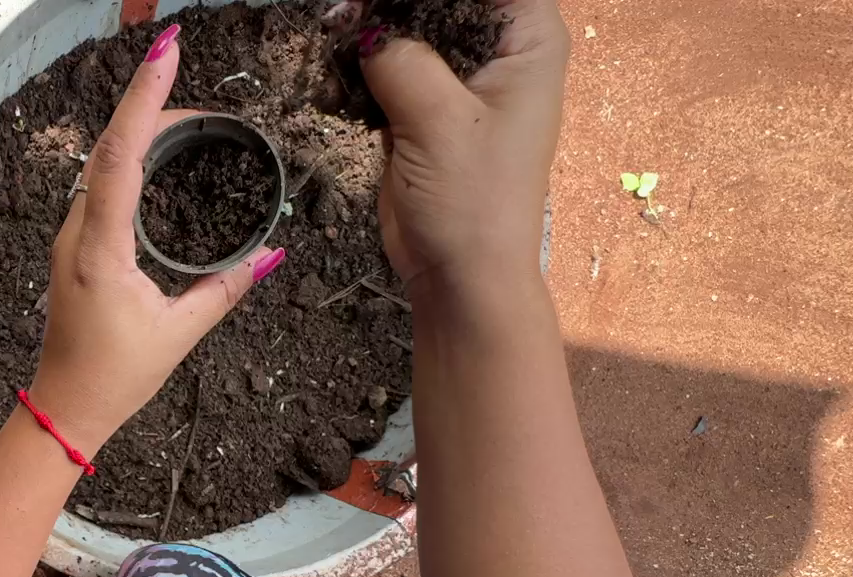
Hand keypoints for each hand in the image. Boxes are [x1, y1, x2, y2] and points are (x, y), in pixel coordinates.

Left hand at [25, 24, 284, 454]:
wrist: (64, 409)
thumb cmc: (113, 379)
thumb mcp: (177, 335)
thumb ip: (223, 290)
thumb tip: (270, 256)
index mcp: (99, 252)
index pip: (120, 156)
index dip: (145, 99)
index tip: (167, 50)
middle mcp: (75, 237)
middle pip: (107, 150)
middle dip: (149, 108)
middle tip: (192, 85)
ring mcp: (68, 243)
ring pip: (98, 168)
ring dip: (136, 134)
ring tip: (183, 117)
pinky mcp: (71, 253)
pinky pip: (96, 191)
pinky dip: (125, 164)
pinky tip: (152, 162)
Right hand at [353, 0, 568, 289]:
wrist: (458, 273)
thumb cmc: (470, 196)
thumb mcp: (440, 120)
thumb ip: (402, 62)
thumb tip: (363, 29)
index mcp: (524, 38)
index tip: (372, 1)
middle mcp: (492, 55)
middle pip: (435, 7)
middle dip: (387, 12)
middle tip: (341, 16)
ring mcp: (452, 89)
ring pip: (404, 42)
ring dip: (365, 43)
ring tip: (328, 42)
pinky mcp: (418, 121)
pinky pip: (385, 82)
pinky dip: (358, 81)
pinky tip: (332, 82)